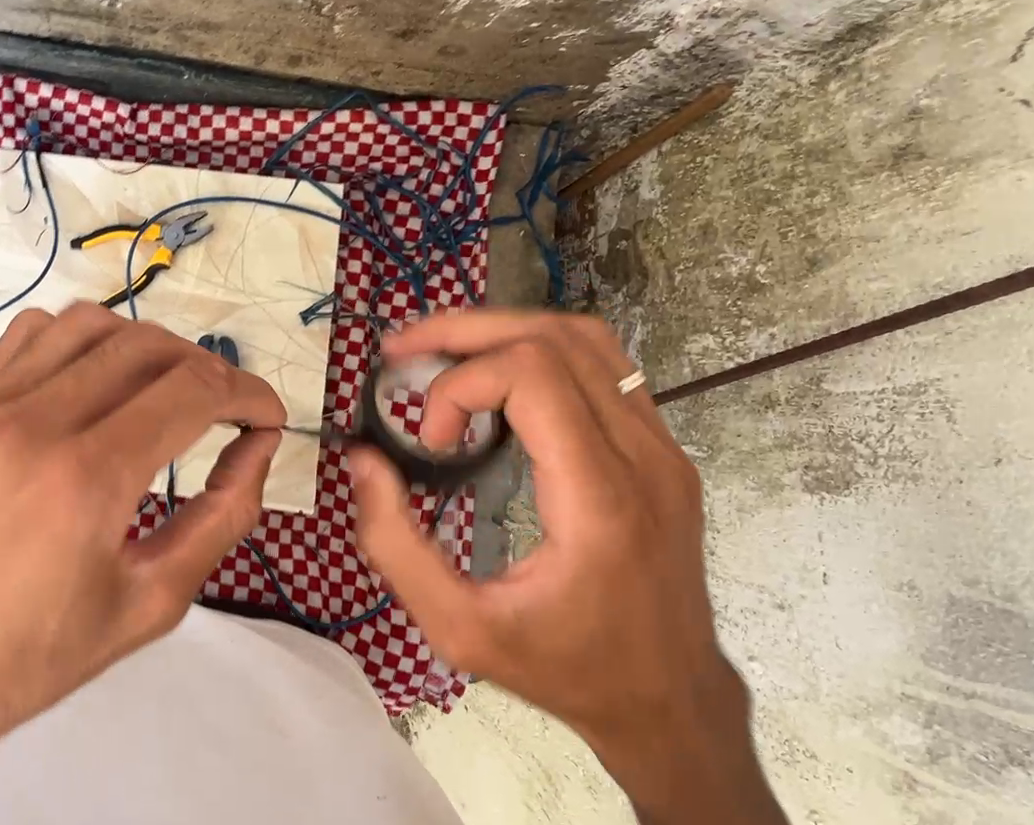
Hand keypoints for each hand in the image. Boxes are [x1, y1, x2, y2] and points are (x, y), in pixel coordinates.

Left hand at [0, 301, 286, 797]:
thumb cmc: (39, 652)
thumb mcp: (153, 602)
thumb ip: (223, 516)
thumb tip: (259, 446)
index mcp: (85, 480)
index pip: (192, 391)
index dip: (248, 393)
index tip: (266, 416)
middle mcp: (33, 422)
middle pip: (147, 346)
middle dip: (206, 368)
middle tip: (225, 407)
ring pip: (89, 323)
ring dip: (145, 345)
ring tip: (165, 387)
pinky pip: (30, 334)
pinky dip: (79, 339)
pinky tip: (94, 378)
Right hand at [348, 308, 783, 824]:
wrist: (671, 702)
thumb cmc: (565, 668)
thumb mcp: (458, 628)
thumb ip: (394, 543)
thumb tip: (363, 461)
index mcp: (600, 498)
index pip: (531, 374)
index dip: (458, 385)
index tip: (428, 438)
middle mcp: (644, 457)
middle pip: (554, 337)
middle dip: (466, 332)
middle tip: (403, 353)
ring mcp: (663, 447)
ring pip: (584, 337)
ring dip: (502, 331)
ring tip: (442, 353)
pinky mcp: (663, 450)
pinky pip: (602, 365)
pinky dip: (538, 351)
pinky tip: (496, 377)